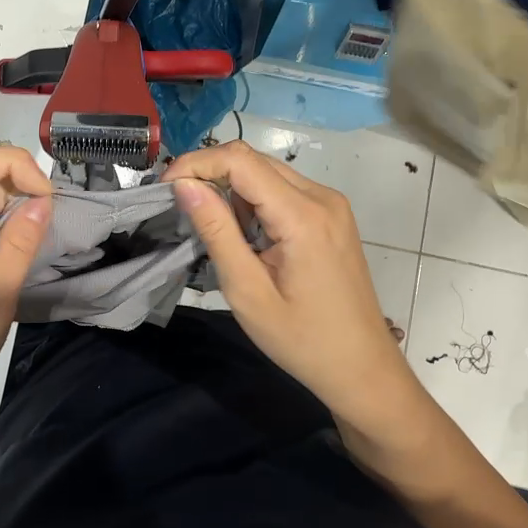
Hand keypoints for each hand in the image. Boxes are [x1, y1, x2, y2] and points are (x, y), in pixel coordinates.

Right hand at [162, 141, 401, 409]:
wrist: (362, 368)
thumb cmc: (302, 340)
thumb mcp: (247, 291)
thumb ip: (216, 231)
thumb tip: (184, 185)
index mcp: (303, 216)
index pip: (239, 161)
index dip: (196, 164)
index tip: (165, 189)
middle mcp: (321, 197)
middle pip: (252, 159)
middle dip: (208, 173)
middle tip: (179, 207)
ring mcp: (330, 204)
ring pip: (265, 171)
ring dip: (230, 188)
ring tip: (212, 229)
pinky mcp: (330, 215)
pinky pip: (281, 189)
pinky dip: (252, 200)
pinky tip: (245, 236)